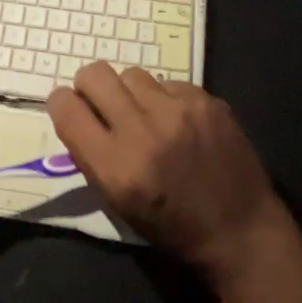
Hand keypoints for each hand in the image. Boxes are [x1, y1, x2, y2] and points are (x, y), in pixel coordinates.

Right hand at [48, 64, 301, 299]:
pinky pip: (169, 82)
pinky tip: (179, 122)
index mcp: (116, 167)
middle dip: (90, 85)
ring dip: (131, 92)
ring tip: (146, 114)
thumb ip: (92, 156)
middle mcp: (143, 131)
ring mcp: (178, 110)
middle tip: (101, 101)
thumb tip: (75, 114)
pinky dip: (167, 99)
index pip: (68, 110)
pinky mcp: (205, 100)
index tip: (68, 106)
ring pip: (132, 73)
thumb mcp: (119, 203)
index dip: (61, 102)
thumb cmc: (172, 226)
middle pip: (95, 74)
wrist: (239, 229)